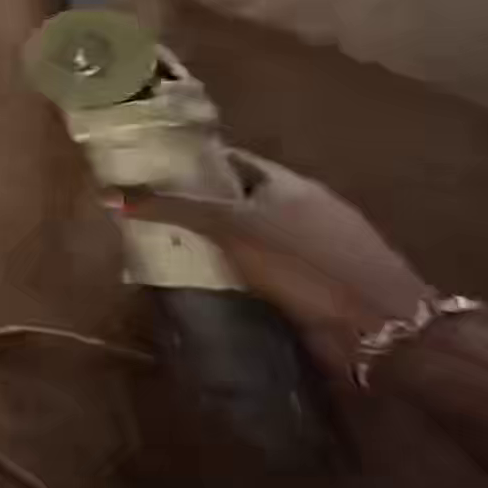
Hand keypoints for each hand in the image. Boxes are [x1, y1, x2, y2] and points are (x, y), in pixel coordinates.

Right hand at [125, 149, 434, 374]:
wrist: (379, 328)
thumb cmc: (301, 261)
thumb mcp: (227, 226)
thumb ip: (168, 207)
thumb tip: (107, 193)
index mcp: (288, 184)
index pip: (228, 159)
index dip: (187, 159)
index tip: (145, 163)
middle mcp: (300, 207)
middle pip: (232, 193)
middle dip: (189, 198)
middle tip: (143, 201)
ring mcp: (308, 242)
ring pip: (241, 228)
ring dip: (206, 232)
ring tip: (160, 234)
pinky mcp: (307, 275)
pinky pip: (253, 256)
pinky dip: (225, 258)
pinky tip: (198, 265)